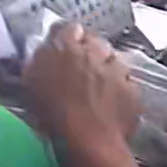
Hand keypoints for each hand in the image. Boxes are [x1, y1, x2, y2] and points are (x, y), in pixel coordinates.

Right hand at [24, 22, 140, 150]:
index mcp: (64, 47)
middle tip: (90, 63)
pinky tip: (118, 97)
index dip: (71, 36)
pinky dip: (125, 86)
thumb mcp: (32, 80)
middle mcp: (94, 55)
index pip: (70, 28)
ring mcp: (117, 73)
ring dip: (112, 67)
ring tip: (107, 80)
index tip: (70, 44)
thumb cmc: (52, 113)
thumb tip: (49, 52)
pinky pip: (130, 83)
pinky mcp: (134, 91)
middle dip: (94, 49)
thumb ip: (42, 59)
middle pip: (98, 41)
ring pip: (118, 60)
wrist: (88, 139)